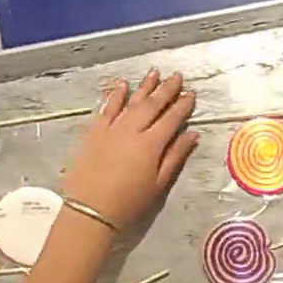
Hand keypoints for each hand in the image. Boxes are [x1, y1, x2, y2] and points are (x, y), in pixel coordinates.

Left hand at [62, 70, 200, 227]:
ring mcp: (112, 129)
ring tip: (155, 73)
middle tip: (177, 76)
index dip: (182, 106)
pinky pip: (107, 108)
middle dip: (166, 90)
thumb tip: (192, 135)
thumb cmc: (129, 203)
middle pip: (152, 105)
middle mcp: (132, 130)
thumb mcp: (158, 184)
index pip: (171, 119)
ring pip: (131, 102)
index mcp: (151, 144)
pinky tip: (123, 85)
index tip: (191, 94)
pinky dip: (116, 95)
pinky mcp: (94, 132)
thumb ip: (175, 156)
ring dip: (144, 87)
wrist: (90, 210)